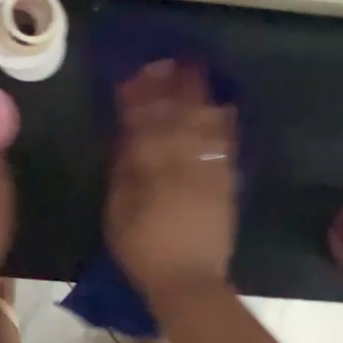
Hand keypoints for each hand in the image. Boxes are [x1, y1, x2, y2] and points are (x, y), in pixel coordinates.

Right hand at [106, 60, 236, 301]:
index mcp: (151, 170)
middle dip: (170, 86)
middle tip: (165, 60)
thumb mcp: (118, 215)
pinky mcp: (225, 183)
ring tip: (193, 71)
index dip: (137, 98)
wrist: (190, 282)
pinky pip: (225, 145)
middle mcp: (183, 163)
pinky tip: (222, 106)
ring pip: (202, 124)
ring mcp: (208, 171)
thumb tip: (124, 140)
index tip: (132, 75)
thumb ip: (122, 174)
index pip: (142, 124)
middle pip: (176, 116)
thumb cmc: (144, 252)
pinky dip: (223, 123)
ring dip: (197, 96)